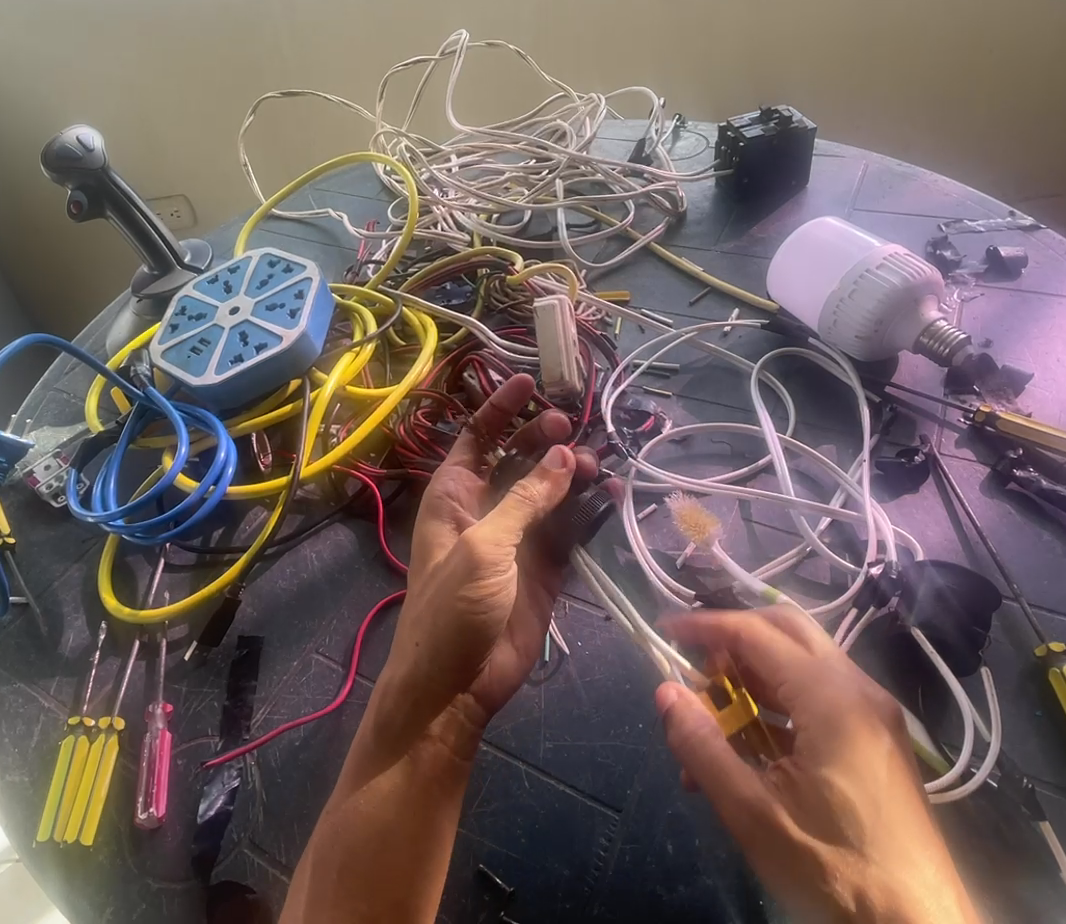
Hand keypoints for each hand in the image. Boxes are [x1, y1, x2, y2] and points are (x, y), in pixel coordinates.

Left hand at [377, 375, 598, 749]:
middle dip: (545, 438)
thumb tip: (564, 455)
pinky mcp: (545, 567)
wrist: (456, 684)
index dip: (500, 407)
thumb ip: (526, 500)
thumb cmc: (452, 607)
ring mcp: (519, 537)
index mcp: (455, 494)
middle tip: (573, 427)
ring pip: (551, 491)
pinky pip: (571, 528)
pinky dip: (590, 511)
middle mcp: (487, 508)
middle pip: (519, 458)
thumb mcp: (484, 546)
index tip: (530, 381)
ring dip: (574, 474)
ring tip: (600, 465)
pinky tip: (613, 495)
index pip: (477, 437)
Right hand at [656, 609, 978, 923]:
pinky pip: (818, 697)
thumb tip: (665, 692)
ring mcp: (874, 716)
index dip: (704, 626)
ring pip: (801, 663)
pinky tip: (748, 750)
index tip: (664, 631)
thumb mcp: (754, 815)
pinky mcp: (876, 741)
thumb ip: (702, 747)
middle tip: (695, 671)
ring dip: (751, 677)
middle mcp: (859, 691)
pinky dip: (776, 704)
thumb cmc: (837, 872)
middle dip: (732, 640)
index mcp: (832, 699)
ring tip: (711, 723)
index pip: (755, 634)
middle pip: (786, 631)